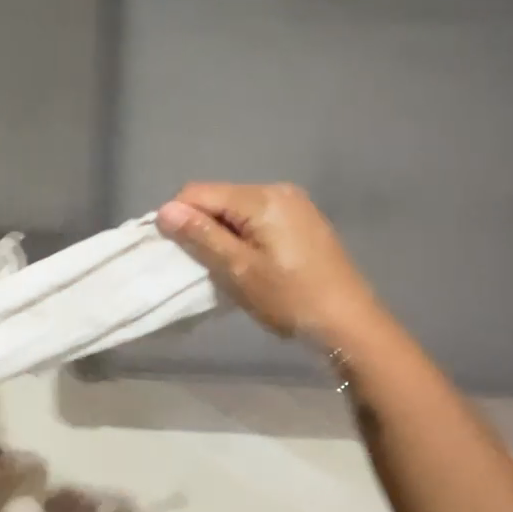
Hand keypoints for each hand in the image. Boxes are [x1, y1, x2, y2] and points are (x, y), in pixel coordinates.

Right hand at [157, 182, 382, 346]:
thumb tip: (164, 210)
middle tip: (199, 265)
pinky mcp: (301, 220)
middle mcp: (277, 190)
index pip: (199, 192)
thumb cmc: (290, 298)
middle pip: (218, 197)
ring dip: (220, 233)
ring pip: (236, 209)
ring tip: (223, 267)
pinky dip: (242, 235)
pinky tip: (248, 263)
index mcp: (261, 199)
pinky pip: (257, 218)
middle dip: (200, 225)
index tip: (173, 251)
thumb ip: (202, 236)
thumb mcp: (239, 269)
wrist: (348, 321)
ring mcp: (294, 204)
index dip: (177, 217)